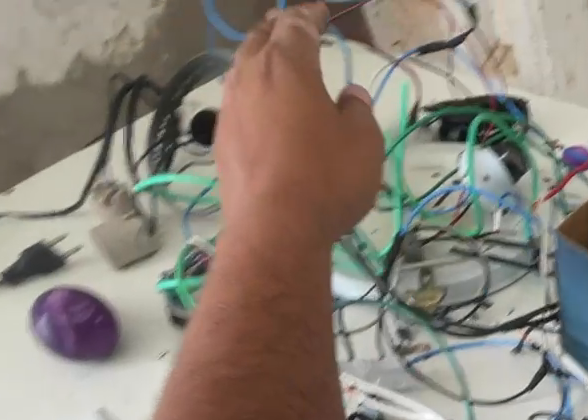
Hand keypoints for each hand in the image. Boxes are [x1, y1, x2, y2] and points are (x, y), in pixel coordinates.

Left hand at [216, 5, 381, 243]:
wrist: (276, 229)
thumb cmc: (327, 180)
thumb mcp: (364, 145)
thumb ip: (358, 113)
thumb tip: (350, 96)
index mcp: (289, 66)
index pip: (298, 25)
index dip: (310, 15)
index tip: (319, 10)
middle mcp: (252, 77)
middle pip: (261, 39)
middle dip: (277, 28)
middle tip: (291, 26)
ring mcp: (231, 108)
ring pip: (243, 69)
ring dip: (259, 61)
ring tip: (273, 67)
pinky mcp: (223, 141)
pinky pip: (238, 104)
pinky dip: (252, 97)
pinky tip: (262, 112)